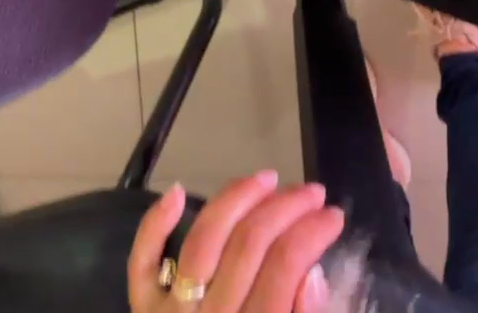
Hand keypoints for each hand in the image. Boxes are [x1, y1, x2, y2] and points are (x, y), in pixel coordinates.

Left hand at [128, 172, 345, 312]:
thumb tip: (313, 274)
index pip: (285, 267)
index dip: (313, 232)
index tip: (335, 215)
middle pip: (250, 243)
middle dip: (287, 206)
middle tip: (314, 192)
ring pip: (205, 237)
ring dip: (238, 197)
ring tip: (269, 178)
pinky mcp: (142, 312)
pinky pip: (143, 262)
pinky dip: (155, 225)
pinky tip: (178, 192)